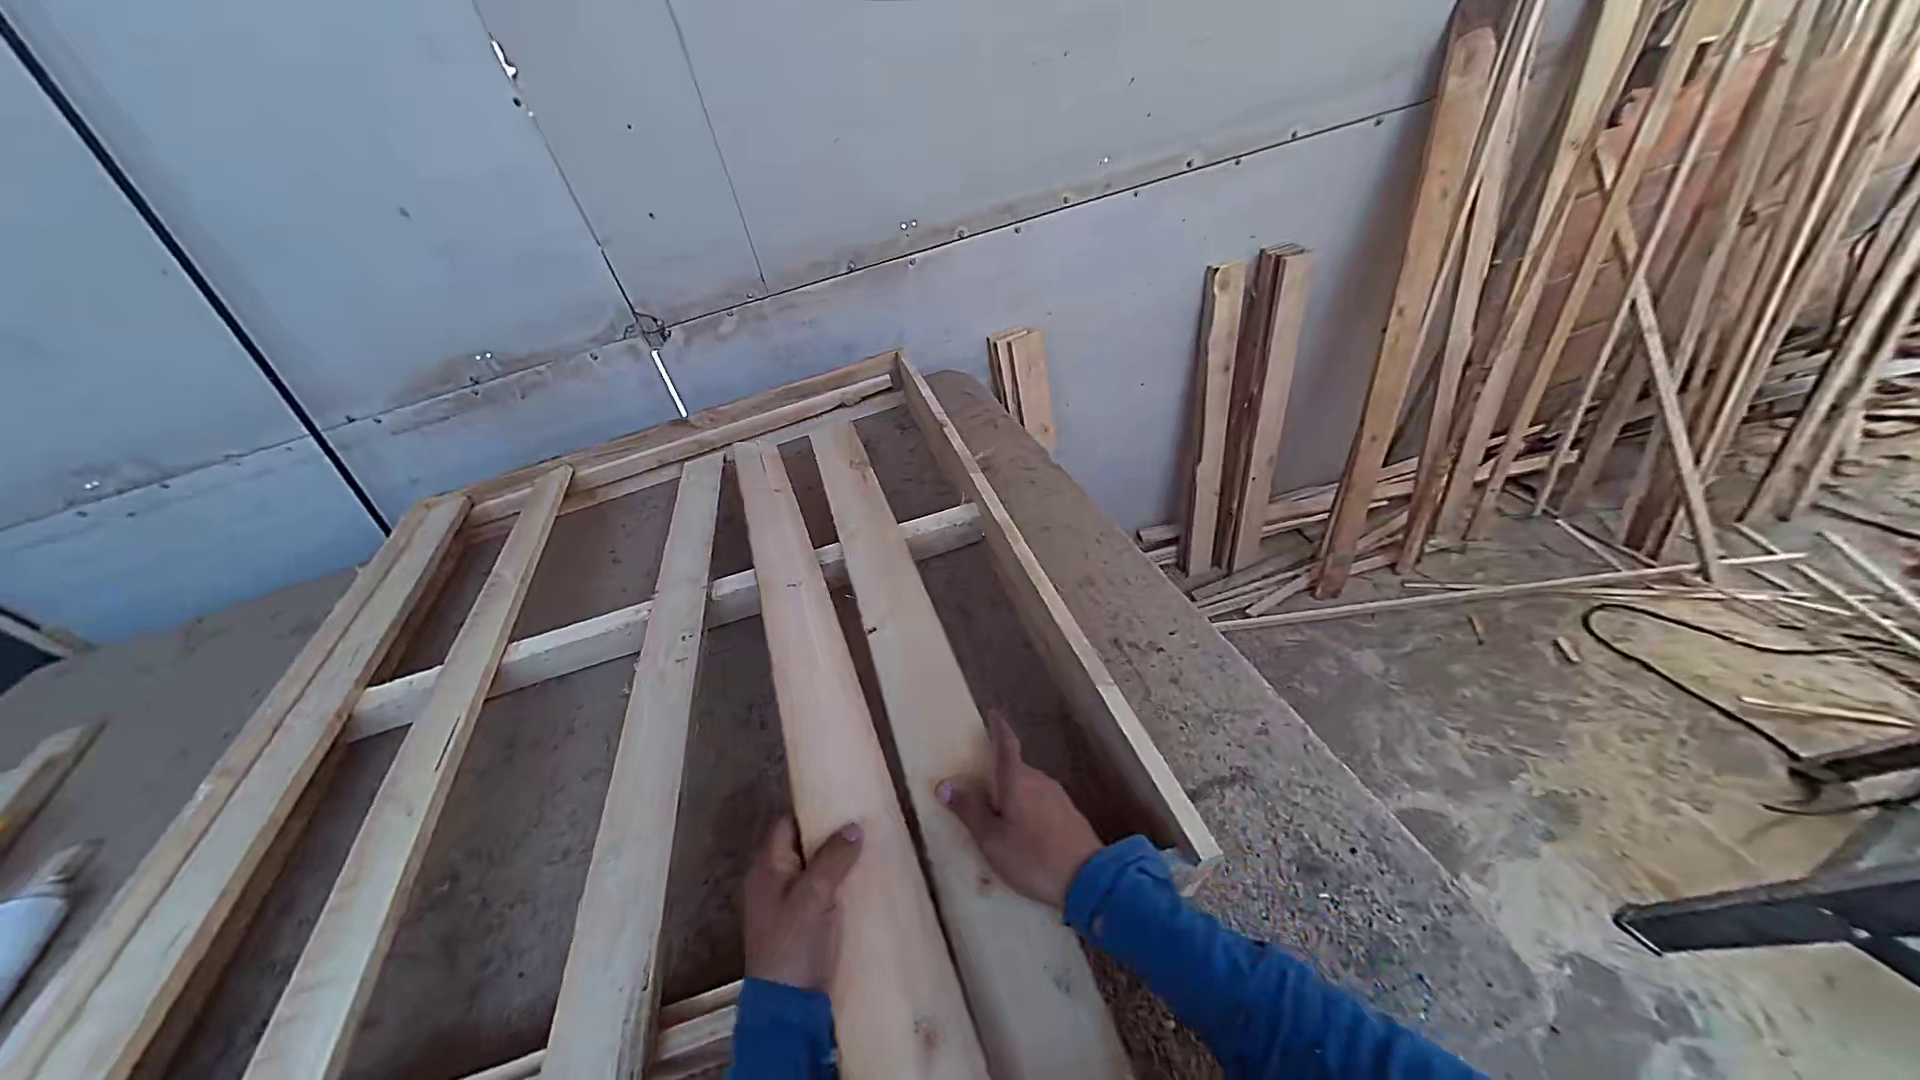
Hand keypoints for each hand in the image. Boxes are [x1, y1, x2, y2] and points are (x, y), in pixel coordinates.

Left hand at [742, 816, 863, 990]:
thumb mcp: (813, 896)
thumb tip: (854, 826)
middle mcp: (772, 881)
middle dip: (829, 835)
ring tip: (867, 848)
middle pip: (801, 845)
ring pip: (813, 868)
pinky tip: (861, 881)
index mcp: (765, 868)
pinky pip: (820, 890)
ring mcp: (785, 903)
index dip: (811, 812)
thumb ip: (832, 858)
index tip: (841, 804)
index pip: (786, 825)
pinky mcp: (800, 923)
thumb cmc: (792, 945)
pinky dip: (837, 883)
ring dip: (836, 860)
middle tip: (861, 823)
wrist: (787, 1008)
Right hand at [938, 712, 1102, 909]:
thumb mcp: (992, 839)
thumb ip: (969, 810)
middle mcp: (1038, 781)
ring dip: (1012, 792)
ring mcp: (1056, 796)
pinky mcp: (1067, 813)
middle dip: (997, 771)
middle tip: (979, 785)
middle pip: (1014, 767)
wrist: (1089, 879)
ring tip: (997, 815)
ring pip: (1027, 785)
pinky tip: (1022, 831)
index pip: (1006, 745)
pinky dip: (1026, 806)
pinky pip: (1039, 800)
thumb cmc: (1033, 857)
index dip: (998, 729)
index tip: (992, 714)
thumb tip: (946, 785)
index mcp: (1017, 782)